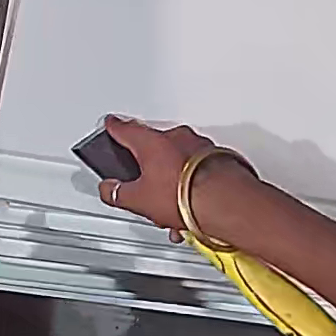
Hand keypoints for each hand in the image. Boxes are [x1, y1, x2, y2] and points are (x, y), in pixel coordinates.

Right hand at [97, 115, 256, 235]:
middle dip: (148, 168)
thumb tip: (108, 189)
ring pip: (177, 161)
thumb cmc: (186, 195)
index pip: (125, 129)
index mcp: (151, 142)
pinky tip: (190, 211)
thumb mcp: (138, 200)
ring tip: (171, 210)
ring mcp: (200, 146)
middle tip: (142, 185)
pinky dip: (191, 187)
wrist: (227, 204)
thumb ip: (117, 192)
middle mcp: (177, 138)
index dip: (114, 128)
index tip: (110, 123)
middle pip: (154, 147)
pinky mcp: (220, 159)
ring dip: (172, 182)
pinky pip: (197, 170)